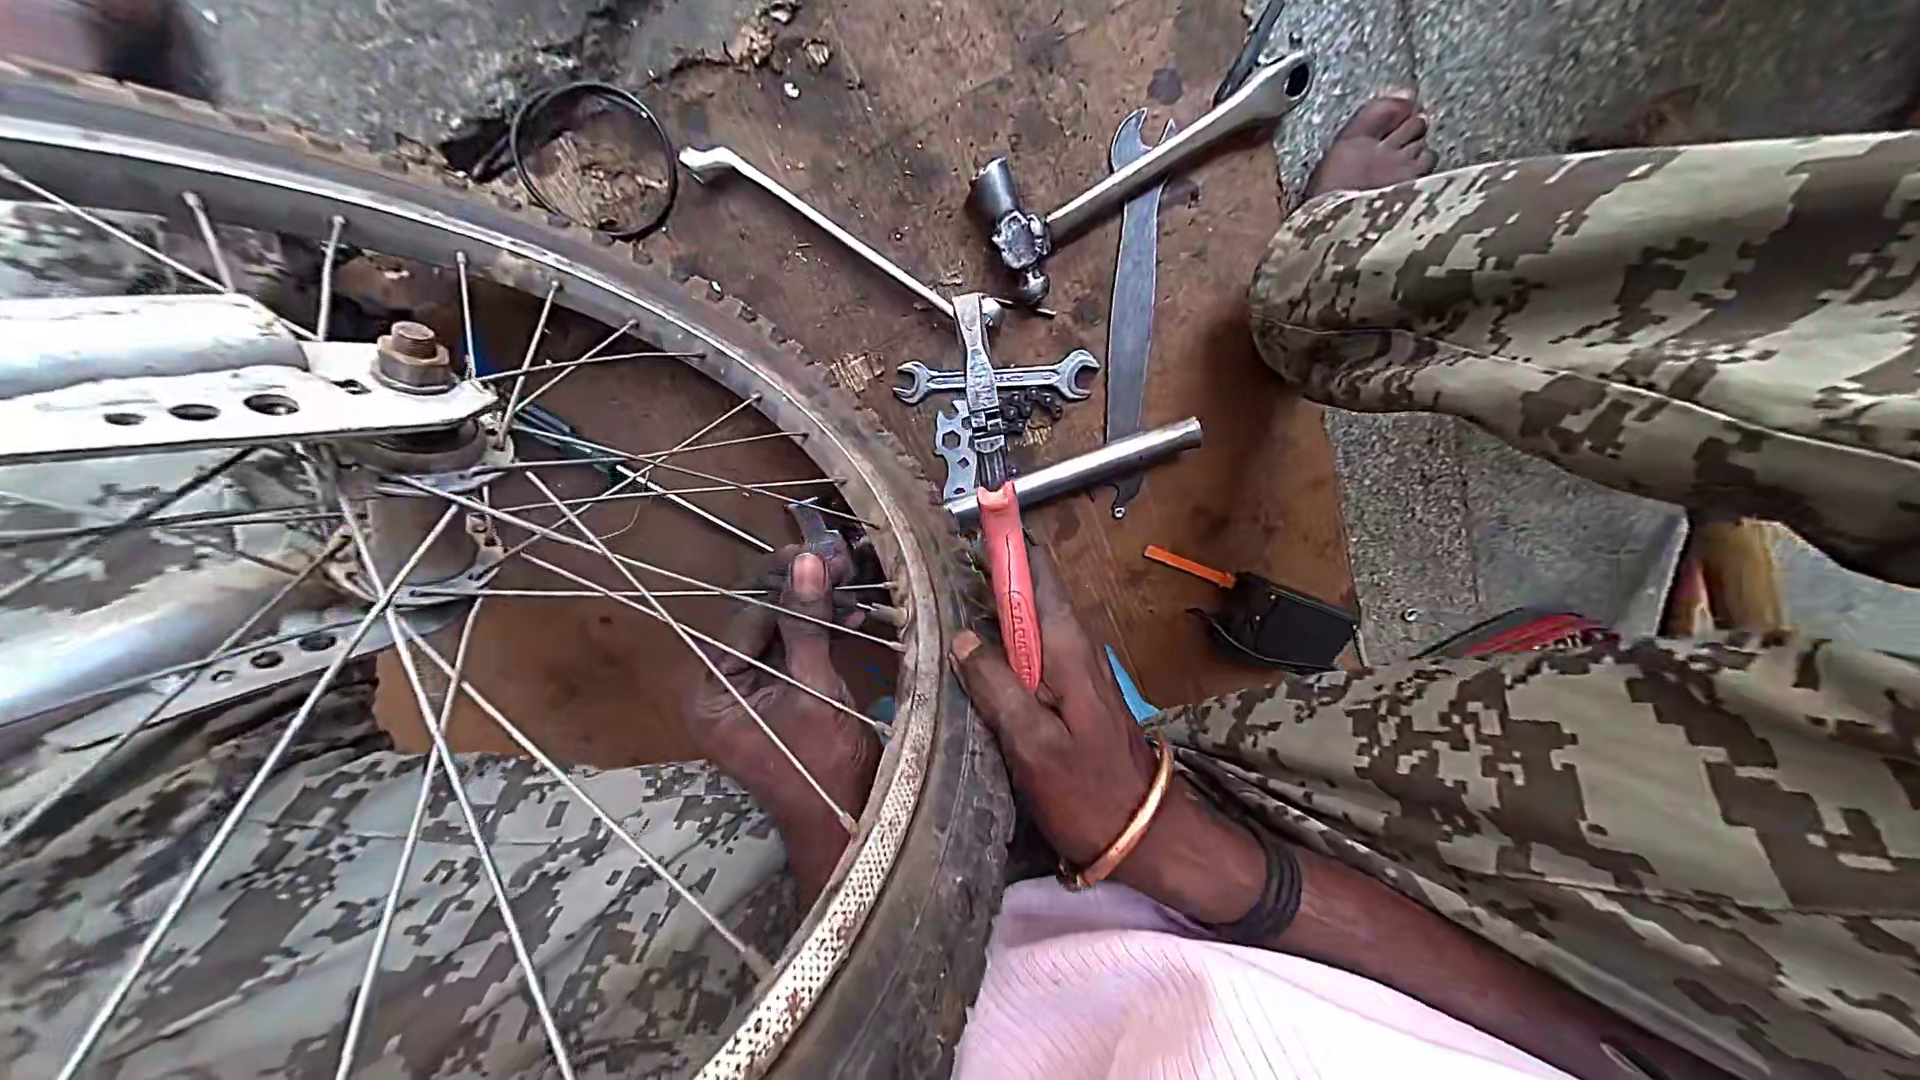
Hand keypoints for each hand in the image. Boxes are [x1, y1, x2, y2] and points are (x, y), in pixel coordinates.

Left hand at [690, 546, 880, 900]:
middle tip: (836, 556)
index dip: (781, 584)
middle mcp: (729, 686)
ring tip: (849, 573)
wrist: (851, 819)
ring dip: (817, 604)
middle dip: (800, 588)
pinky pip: (801, 650)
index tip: (815, 552)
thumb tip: (807, 562)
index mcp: (715, 691)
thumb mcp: (812, 688)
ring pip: (785, 630)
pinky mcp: (788, 693)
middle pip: (762, 620)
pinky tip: (851, 610)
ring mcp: (759, 690)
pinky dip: (825, 630)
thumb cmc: (822, 764)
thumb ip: (805, 623)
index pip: (746, 619)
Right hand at [949, 547, 1264, 923]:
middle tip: (938, 570)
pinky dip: (1002, 635)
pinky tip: (975, 650)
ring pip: (1027, 617)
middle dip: (989, 570)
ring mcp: (1074, 663)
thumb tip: (962, 638)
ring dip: (992, 603)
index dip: (1007, 539)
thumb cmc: (1089, 792)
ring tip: (945, 600)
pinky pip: (1030, 645)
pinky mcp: (1070, 684)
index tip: (975, 516)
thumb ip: (996, 685)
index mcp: (1066, 645)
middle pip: (1028, 588)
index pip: (1036, 571)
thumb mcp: (1032, 743)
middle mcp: (1073, 642)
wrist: (1142, 831)